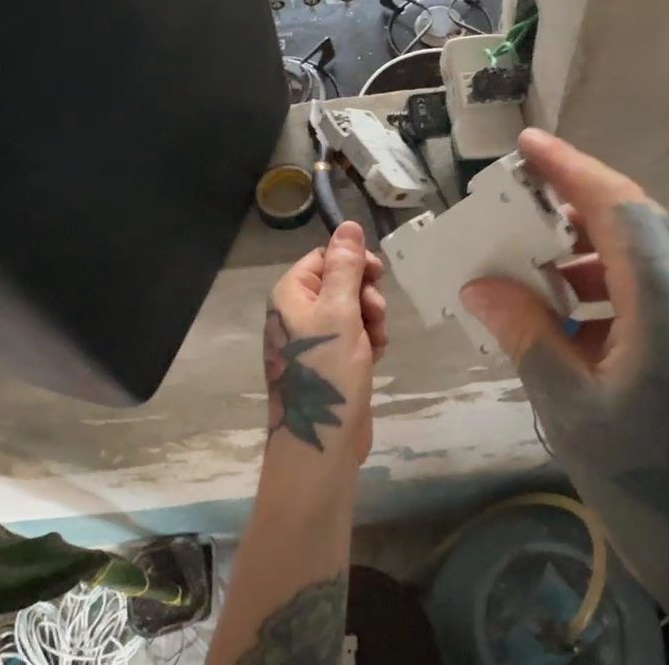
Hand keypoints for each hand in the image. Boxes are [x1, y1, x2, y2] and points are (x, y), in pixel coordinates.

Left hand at [265, 221, 388, 465]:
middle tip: (376, 315)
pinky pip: (353, 337)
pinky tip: (375, 357)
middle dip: (366, 296)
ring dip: (372, 320)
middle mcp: (296, 313)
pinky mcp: (329, 364)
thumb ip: (346, 266)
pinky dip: (368, 342)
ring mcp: (312, 341)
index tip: (378, 275)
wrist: (320, 443)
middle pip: (340, 283)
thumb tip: (348, 224)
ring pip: (352, 311)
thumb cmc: (327, 373)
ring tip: (376, 342)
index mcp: (290, 295)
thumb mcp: (340, 312)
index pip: (324, 257)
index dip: (354, 262)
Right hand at [459, 129, 668, 662]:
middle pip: (642, 225)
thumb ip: (527, 336)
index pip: (617, 203)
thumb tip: (482, 287)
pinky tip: (596, 332)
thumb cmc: (656, 491)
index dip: (568, 168)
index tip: (527, 144)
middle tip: (525, 214)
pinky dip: (633, 294)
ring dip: (603, 259)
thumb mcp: (574, 413)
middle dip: (579, 211)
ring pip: (664, 260)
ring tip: (549, 282)